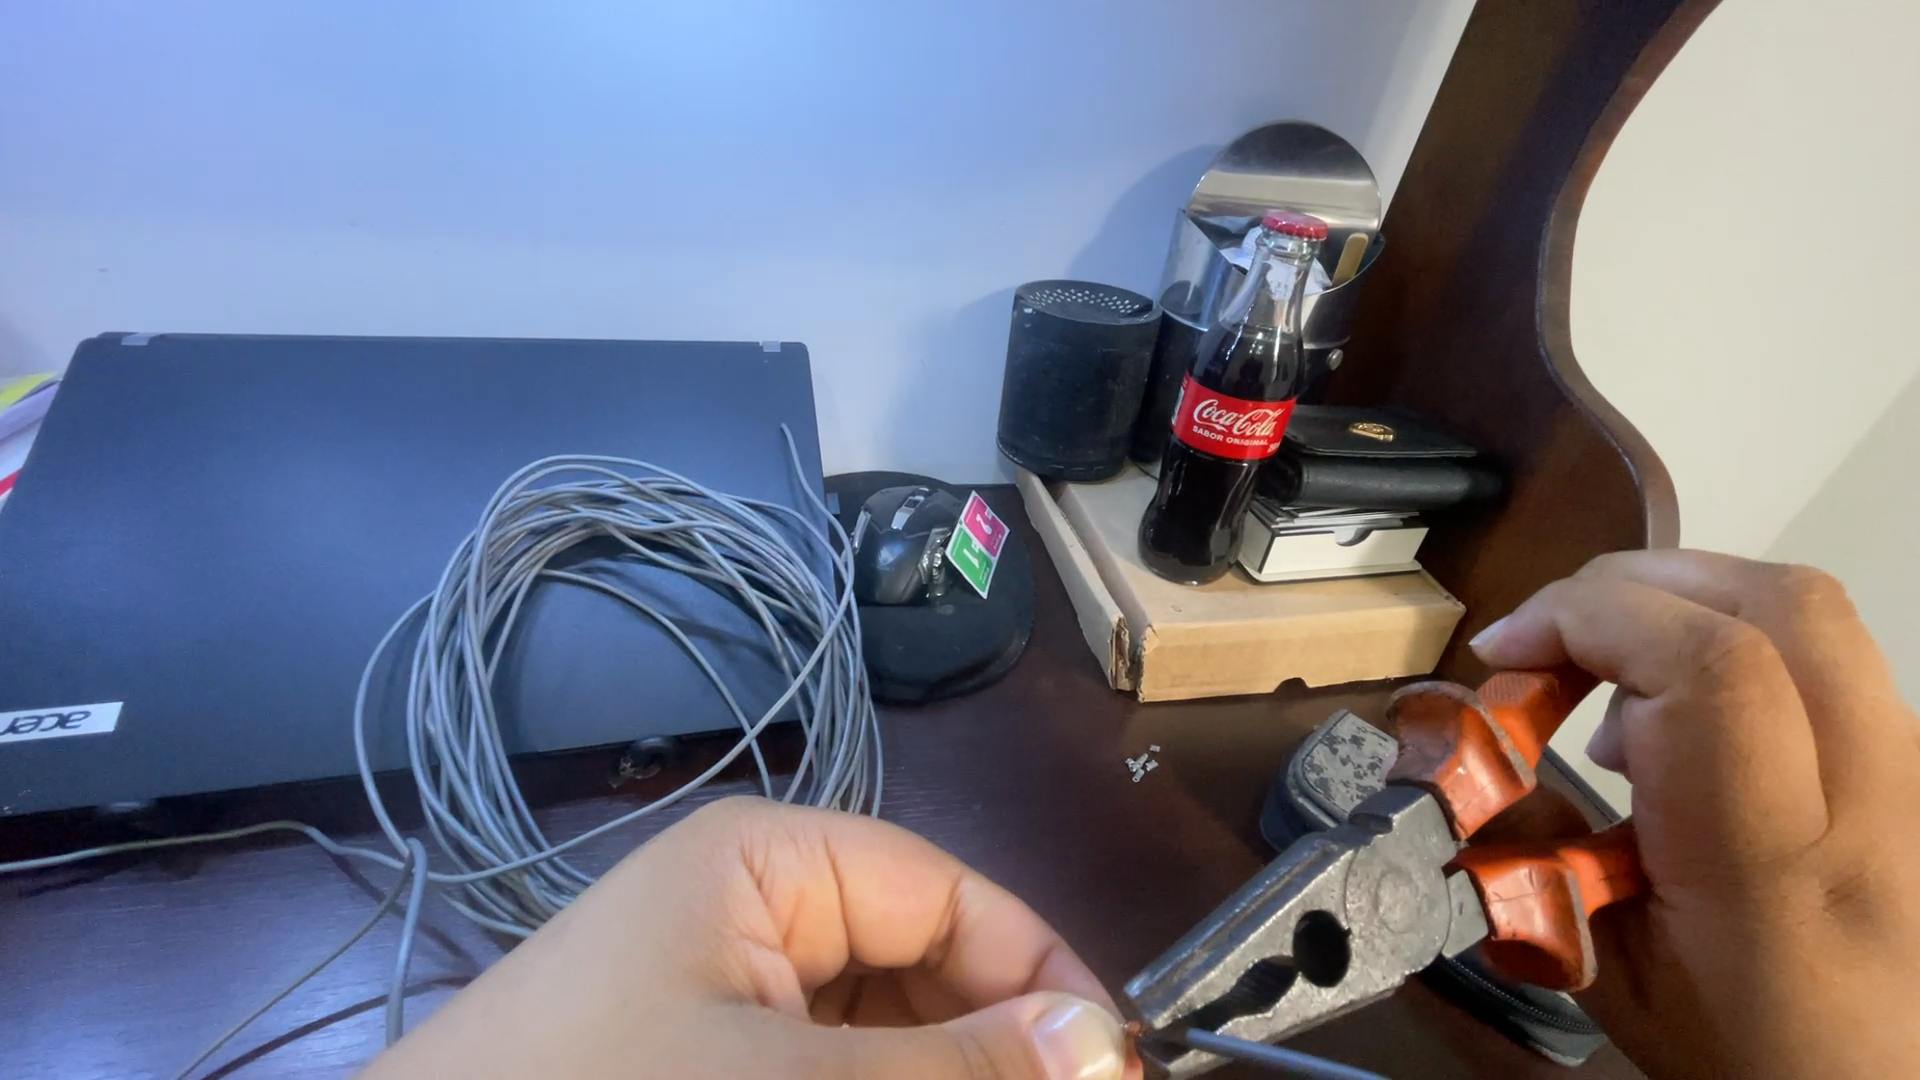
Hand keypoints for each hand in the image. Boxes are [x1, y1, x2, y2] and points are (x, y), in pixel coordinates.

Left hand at [362, 797, 1140, 1079]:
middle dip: (989, 1037)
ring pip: (878, 1017)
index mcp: (775, 855)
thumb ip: (950, 1068)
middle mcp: (760, 897)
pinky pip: (824, 1055)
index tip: (1112, 1057)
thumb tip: (1100, 1039)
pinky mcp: (707, 1041)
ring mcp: (730, 974)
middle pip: (916, 955)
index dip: (1033, 965)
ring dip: (940, 1069)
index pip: (942, 888)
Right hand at [1470, 550, 1919, 1078]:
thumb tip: (1458, 739)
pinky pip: (1807, 648)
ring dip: (1660, 609)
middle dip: (1621, 587)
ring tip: (1596, 687)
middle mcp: (1880, 800)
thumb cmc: (1741, 1046)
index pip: (1709, 668)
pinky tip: (1664, 716)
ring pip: (1797, 608)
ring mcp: (1917, 772)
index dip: (1583, 618)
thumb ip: (1519, 839)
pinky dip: (1705, 639)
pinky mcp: (1916, 761)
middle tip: (1539, 645)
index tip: (1502, 653)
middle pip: (1775, 601)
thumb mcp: (1594, 959)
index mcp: (1774, 863)